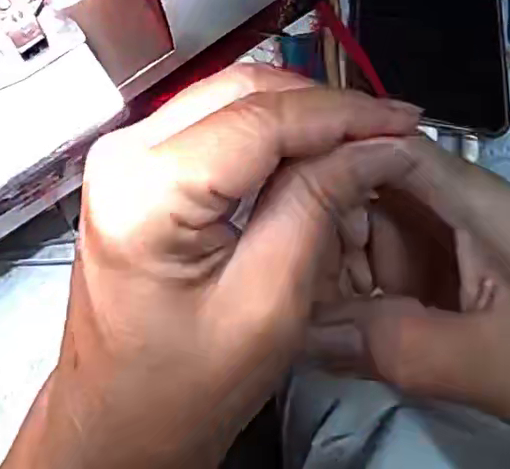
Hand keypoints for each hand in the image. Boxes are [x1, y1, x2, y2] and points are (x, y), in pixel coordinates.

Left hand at [5, 66, 420, 468]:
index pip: (258, 119)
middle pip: (241, 91)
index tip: (395, 119)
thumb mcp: (266, 307)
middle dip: (321, 104)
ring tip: (357, 136)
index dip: (338, 113)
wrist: (114, 418)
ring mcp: (126, 149)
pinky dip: (268, 126)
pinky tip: (308, 146)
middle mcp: (124, 151)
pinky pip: (213, 118)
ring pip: (229, 95)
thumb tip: (366, 148)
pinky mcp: (138, 158)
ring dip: (297, 110)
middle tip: (384, 126)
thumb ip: (315, 208)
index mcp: (145, 189)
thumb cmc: (174, 390)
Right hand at [312, 136, 509, 467]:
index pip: (377, 142)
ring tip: (303, 309)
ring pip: (366, 235)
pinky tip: (339, 327)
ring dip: (336, 268)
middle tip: (282, 277)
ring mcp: (444, 241)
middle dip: (321, 228)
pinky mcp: (445, 277)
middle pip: (360, 189)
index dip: (322, 154)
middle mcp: (446, 204)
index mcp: (465, 193)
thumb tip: (302, 330)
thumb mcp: (502, 363)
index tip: (270, 190)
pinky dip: (360, 297)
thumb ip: (401, 344)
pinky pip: (385, 273)